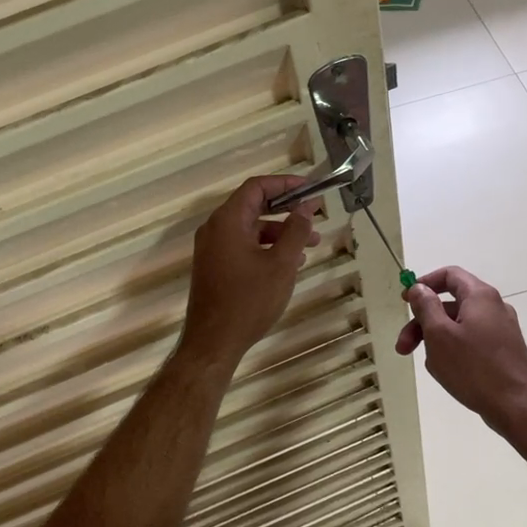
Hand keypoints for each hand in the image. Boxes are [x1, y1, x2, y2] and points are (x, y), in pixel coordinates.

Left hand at [177, 177, 321, 366]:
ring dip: (280, 233)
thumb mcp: (281, 264)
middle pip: (253, 206)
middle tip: (314, 215)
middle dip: (286, 209)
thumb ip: (296, 231)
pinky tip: (289, 263)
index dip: (285, 184)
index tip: (311, 189)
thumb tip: (306, 208)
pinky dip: (266, 248)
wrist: (213, 342)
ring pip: (250, 229)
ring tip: (311, 245)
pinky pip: (243, 247)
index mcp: (227, 221)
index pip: (256, 187)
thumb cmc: (249, 300)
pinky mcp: (214, 268)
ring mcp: (212, 250)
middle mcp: (215, 229)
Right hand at [395, 267, 526, 429]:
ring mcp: (502, 330)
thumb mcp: (439, 334)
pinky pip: (472, 341)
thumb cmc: (473, 368)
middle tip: (404, 347)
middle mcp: (494, 307)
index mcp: (480, 296)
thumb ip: (426, 306)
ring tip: (430, 365)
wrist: (516, 406)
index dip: (424, 283)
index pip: (449, 275)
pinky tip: (448, 372)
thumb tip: (419, 288)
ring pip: (459, 325)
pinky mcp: (504, 350)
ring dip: (436, 339)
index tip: (405, 300)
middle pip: (450, 304)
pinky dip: (454, 349)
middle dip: (422, 322)